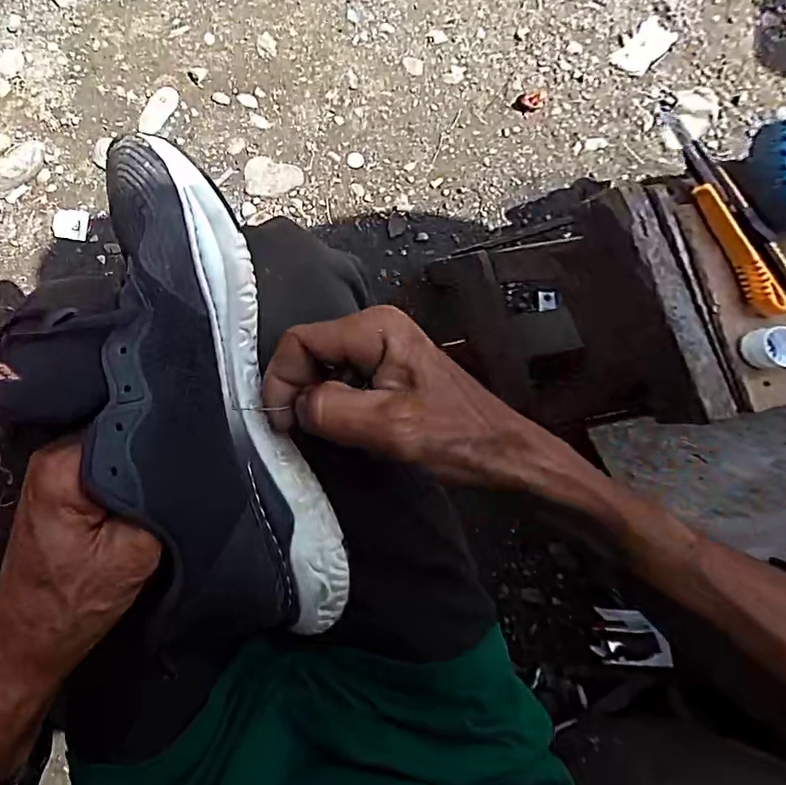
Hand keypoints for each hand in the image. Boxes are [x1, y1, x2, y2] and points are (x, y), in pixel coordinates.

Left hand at [0, 439, 161, 784]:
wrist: (31, 642)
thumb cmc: (68, 609)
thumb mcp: (134, 554)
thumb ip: (159, 500)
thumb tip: (177, 460)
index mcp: (61, 465)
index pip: (124, 419)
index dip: (160, 434)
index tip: (182, 455)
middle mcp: (50, 457)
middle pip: (117, 427)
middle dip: (148, 452)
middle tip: (167, 486)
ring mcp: (51, 470)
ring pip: (112, 447)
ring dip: (135, 469)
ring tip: (144, 503)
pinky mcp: (59, 486)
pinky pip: (102, 466)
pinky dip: (121, 481)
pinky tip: (129, 506)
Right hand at [261, 306, 606, 505]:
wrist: (504, 456)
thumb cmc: (462, 439)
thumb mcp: (390, 427)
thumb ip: (332, 410)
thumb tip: (292, 407)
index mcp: (376, 329)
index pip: (299, 341)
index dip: (281, 380)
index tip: (281, 420)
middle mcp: (374, 330)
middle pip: (305, 354)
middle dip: (295, 393)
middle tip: (299, 431)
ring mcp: (377, 351)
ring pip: (317, 371)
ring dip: (312, 404)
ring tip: (328, 433)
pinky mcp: (379, 372)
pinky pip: (334, 384)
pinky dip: (327, 409)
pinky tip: (343, 430)